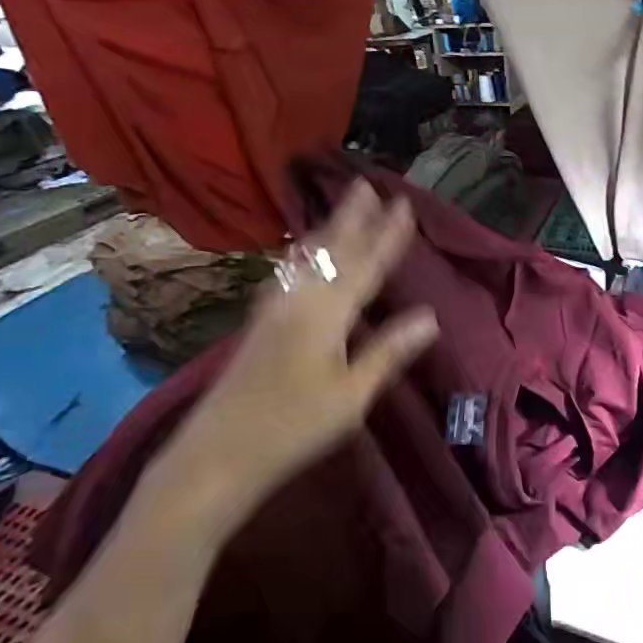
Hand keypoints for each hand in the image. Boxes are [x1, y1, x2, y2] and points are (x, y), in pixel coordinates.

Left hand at [153, 182, 438, 533]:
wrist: (212, 459)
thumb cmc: (292, 429)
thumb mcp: (352, 395)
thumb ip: (388, 351)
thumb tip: (431, 316)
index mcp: (325, 315)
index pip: (364, 265)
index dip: (386, 235)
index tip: (403, 204)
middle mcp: (297, 303)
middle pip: (329, 251)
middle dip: (350, 217)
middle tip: (364, 183)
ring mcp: (273, 313)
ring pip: (305, 260)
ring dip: (327, 231)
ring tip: (341, 209)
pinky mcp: (260, 327)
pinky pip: (290, 273)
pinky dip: (306, 254)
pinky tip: (302, 257)